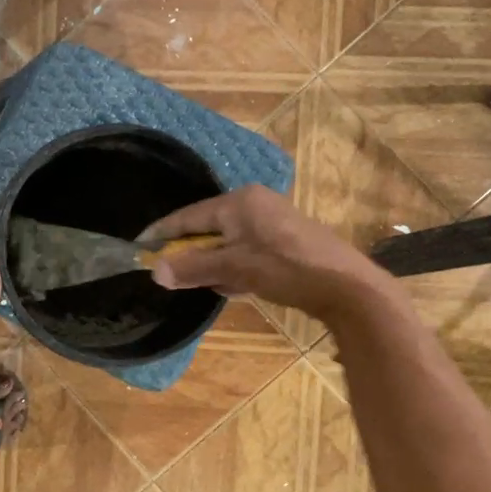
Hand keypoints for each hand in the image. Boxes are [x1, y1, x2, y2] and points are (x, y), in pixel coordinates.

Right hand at [139, 185, 398, 321]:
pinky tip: (239, 287)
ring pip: (228, 242)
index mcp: (240, 202)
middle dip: (192, 254)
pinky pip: (247, 250)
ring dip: (215, 265)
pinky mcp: (287, 241)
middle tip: (173, 275)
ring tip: (212, 286)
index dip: (163, 233)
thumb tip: (155, 272)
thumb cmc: (287, 270)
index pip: (188, 216)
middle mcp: (255, 204)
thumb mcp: (234, 270)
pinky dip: (236, 267)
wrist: (349, 289)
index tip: (140, 247)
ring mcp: (273, 222)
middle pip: (208, 229)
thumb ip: (193, 268)